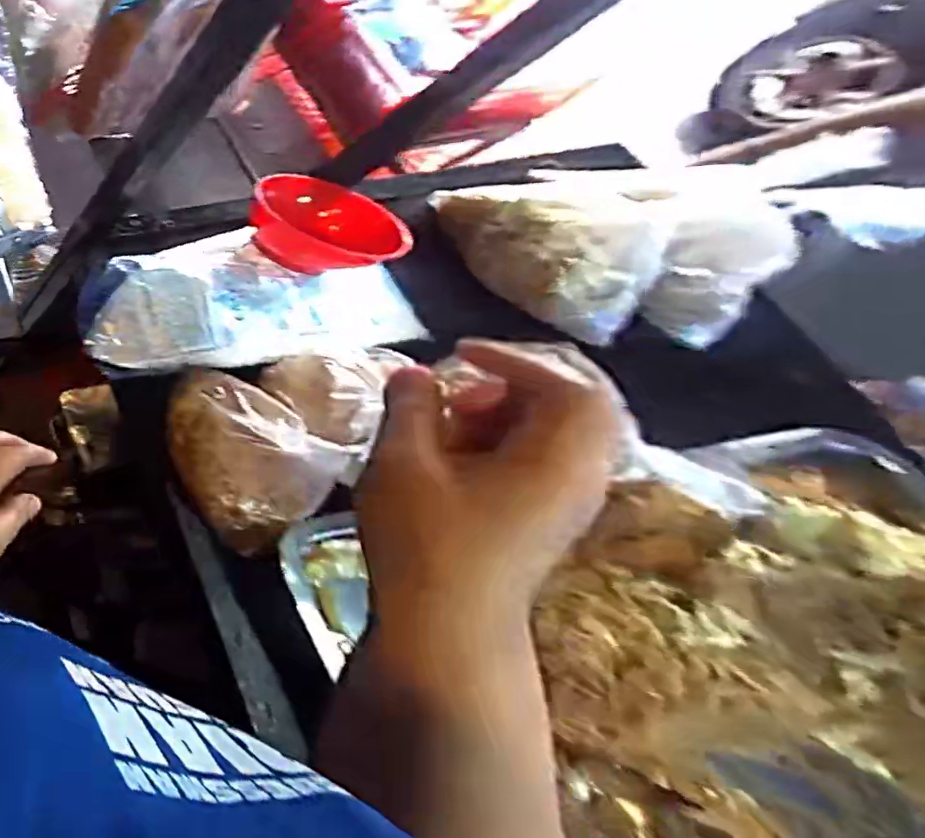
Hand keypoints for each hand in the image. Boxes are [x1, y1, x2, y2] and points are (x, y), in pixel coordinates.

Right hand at [357, 340, 618, 637]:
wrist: (445, 627)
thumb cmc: (425, 539)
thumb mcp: (403, 462)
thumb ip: (410, 407)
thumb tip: (415, 372)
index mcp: (557, 460)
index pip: (570, 387)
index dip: (517, 358)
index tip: (459, 352)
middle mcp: (577, 479)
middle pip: (573, 409)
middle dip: (511, 385)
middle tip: (456, 389)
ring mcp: (564, 504)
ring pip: (552, 435)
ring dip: (500, 414)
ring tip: (443, 423)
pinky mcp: (542, 521)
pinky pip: (537, 461)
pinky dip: (498, 442)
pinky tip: (447, 456)